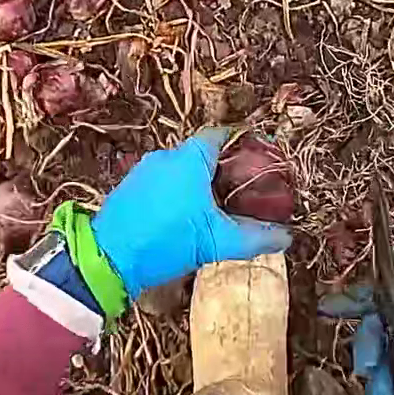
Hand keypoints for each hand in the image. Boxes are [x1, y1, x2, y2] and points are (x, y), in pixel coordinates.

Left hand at [92, 128, 290, 297]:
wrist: (107, 260)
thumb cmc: (166, 240)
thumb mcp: (217, 241)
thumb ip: (254, 238)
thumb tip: (286, 238)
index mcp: (189, 159)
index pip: (220, 135)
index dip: (241, 143)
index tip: (256, 159)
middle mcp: (166, 156)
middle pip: (202, 152)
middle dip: (222, 168)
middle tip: (241, 189)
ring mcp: (144, 170)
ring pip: (181, 167)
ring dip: (198, 181)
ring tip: (215, 206)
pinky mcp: (130, 187)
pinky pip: (163, 180)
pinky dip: (177, 191)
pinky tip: (184, 215)